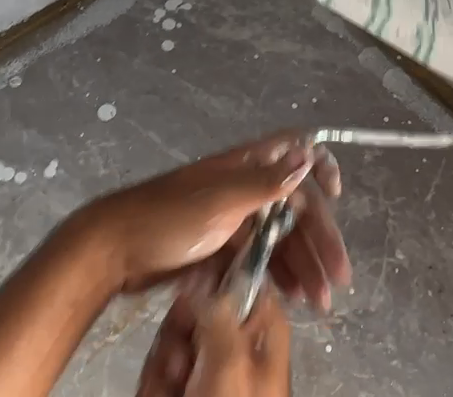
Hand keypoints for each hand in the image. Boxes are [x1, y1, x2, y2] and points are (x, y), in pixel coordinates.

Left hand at [78, 132, 351, 308]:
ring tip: (318, 302)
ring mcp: (235, 216)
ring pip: (282, 237)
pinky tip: (292, 297)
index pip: (295, 151)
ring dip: (303, 265)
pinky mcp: (224, 245)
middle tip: (337, 280)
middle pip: (296, 207)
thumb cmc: (168, 216)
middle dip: (319, 241)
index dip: (320, 167)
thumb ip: (266, 181)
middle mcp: (247, 185)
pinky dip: (280, 275)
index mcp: (248, 164)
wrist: (115, 250)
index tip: (336, 196)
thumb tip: (309, 152)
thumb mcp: (220, 199)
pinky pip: (262, 257)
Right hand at [138, 266, 289, 396]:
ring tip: (170, 390)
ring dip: (163, 365)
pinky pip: (159, 372)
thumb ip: (220, 312)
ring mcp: (209, 371)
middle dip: (178, 336)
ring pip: (173, 341)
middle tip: (180, 365)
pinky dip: (154, 386)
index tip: (189, 297)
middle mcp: (237, 344)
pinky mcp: (182, 391)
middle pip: (197, 311)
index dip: (211, 284)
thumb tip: (207, 272)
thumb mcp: (232, 362)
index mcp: (263, 330)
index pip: (240, 282)